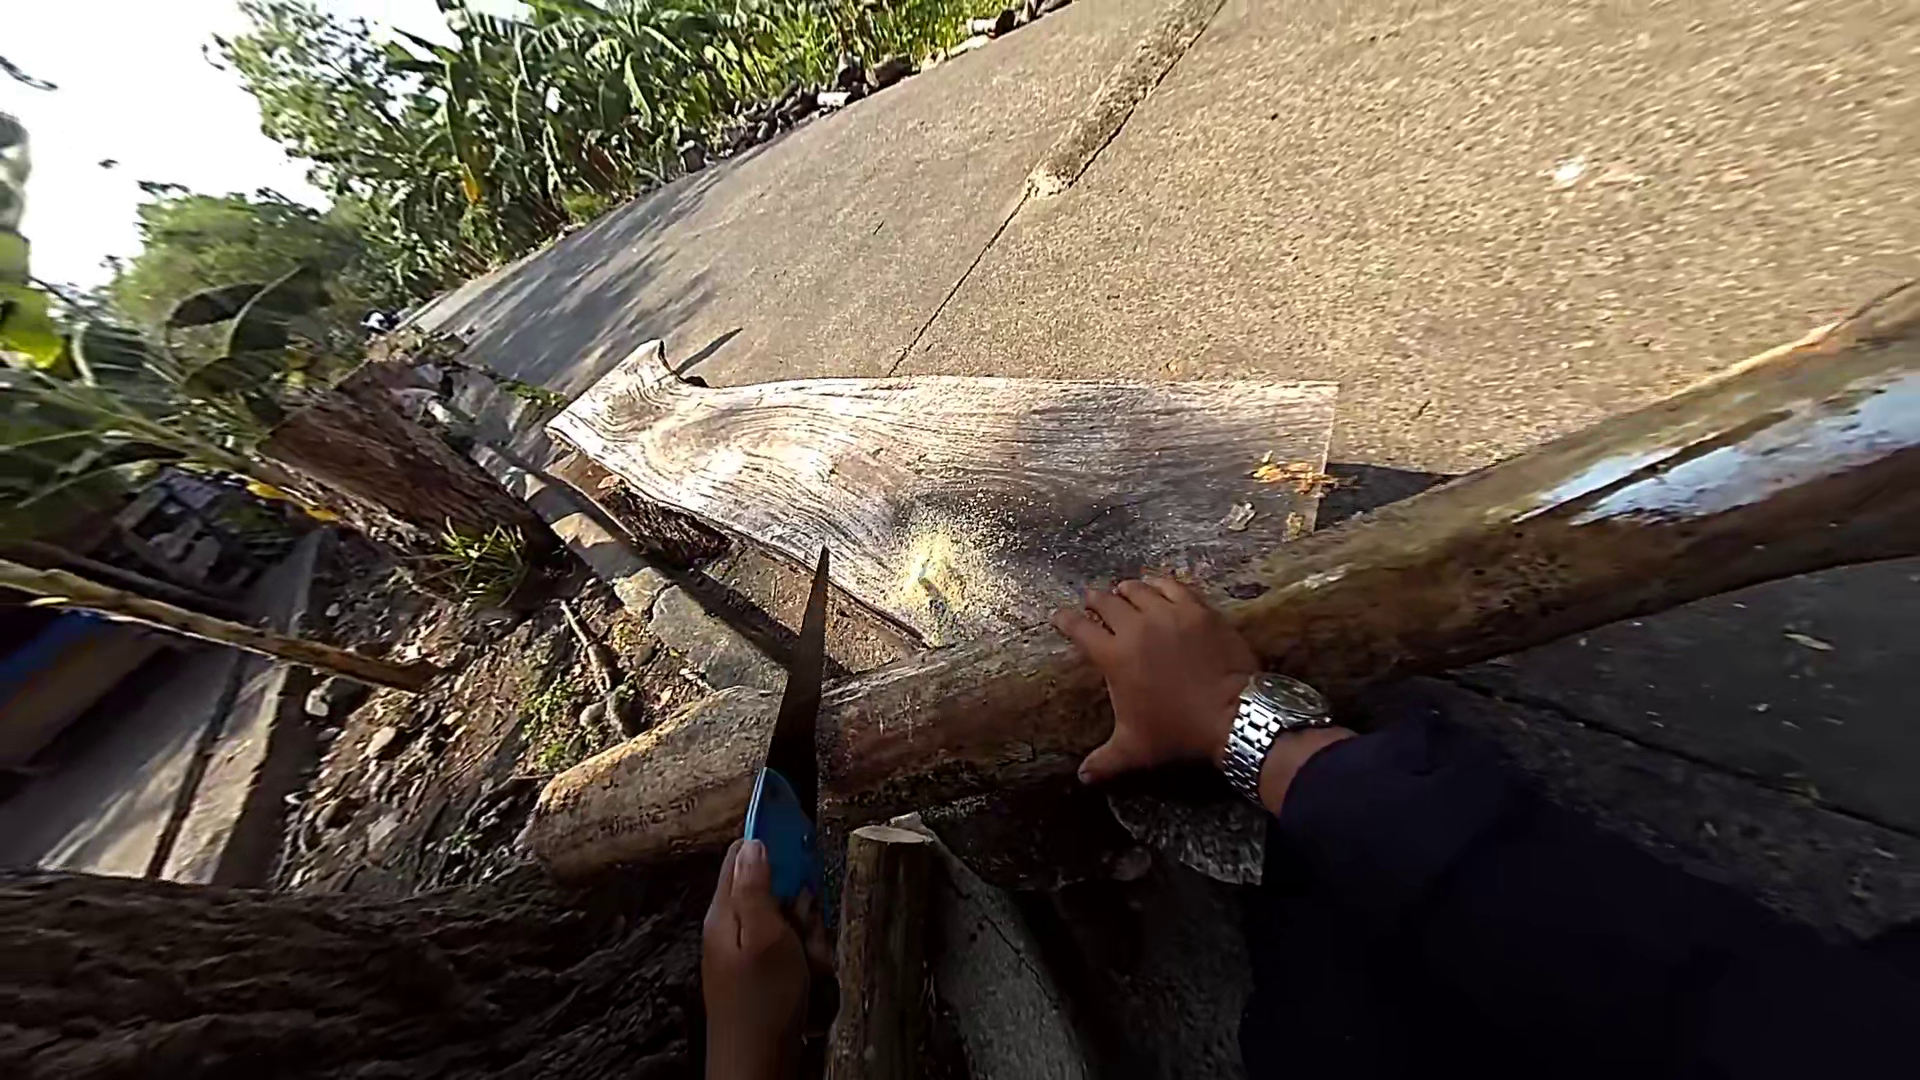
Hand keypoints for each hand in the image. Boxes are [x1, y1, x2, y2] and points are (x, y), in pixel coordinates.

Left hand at [702, 839, 829, 1079]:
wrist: (759, 1072)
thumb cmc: (763, 1004)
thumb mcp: (765, 937)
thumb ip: (756, 887)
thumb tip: (752, 841)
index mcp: (725, 912)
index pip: (740, 854)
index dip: (770, 845)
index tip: (800, 852)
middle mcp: (732, 926)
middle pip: (772, 885)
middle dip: (799, 900)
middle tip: (806, 924)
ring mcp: (747, 949)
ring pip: (787, 915)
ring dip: (808, 929)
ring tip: (810, 958)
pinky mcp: (763, 969)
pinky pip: (790, 943)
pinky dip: (806, 952)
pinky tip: (810, 973)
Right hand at [1050, 575, 1259, 784]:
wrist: (1233, 716)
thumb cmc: (1177, 731)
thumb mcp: (1135, 748)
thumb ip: (1104, 761)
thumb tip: (1081, 778)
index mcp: (1113, 656)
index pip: (1078, 628)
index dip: (1064, 619)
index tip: (1059, 616)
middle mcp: (1134, 628)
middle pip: (1105, 601)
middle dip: (1094, 600)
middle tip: (1092, 601)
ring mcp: (1166, 614)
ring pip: (1136, 589)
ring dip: (1125, 590)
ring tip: (1123, 591)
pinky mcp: (1195, 609)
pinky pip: (1171, 585)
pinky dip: (1158, 582)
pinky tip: (1155, 584)